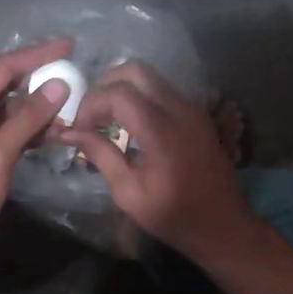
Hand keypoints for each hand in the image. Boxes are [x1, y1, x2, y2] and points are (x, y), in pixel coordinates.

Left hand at [0, 38, 74, 269]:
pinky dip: (33, 132)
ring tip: (74, 108)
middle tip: (77, 75)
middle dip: (42, 81)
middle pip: (9, 87)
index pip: (5, 68)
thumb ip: (29, 117)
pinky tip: (56, 134)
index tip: (70, 45)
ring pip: (12, 112)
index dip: (38, 54)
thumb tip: (60, 84)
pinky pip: (11, 133)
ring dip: (41, 110)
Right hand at [60, 62, 260, 259]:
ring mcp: (193, 108)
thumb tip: (69, 133)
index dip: (91, 105)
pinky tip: (130, 123)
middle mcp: (181, 110)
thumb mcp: (130, 194)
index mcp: (164, 133)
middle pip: (136, 70)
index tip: (79, 130)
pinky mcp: (198, 112)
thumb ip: (102, 156)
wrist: (223, 223)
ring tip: (107, 119)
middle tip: (91, 115)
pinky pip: (164, 89)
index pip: (119, 94)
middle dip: (106, 85)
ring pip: (151, 76)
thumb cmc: (174, 215)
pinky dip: (141, 96)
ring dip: (123, 89)